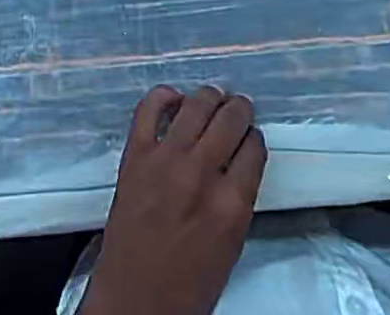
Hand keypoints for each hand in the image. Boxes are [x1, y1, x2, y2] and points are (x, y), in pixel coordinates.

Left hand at [79, 86, 267, 314]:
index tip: (252, 134)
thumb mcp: (231, 245)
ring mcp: (165, 159)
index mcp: (231, 205)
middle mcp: (201, 174)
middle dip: (239, 109)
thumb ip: (236, 200)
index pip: (254, 149)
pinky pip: (148, 108)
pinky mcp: (134, 152)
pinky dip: (163, 96)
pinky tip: (173, 97)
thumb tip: (239, 162)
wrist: (135, 297)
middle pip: (229, 121)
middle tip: (239, 105)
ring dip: (209, 97)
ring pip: (195, 106)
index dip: (254, 137)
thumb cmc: (189, 283)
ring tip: (213, 96)